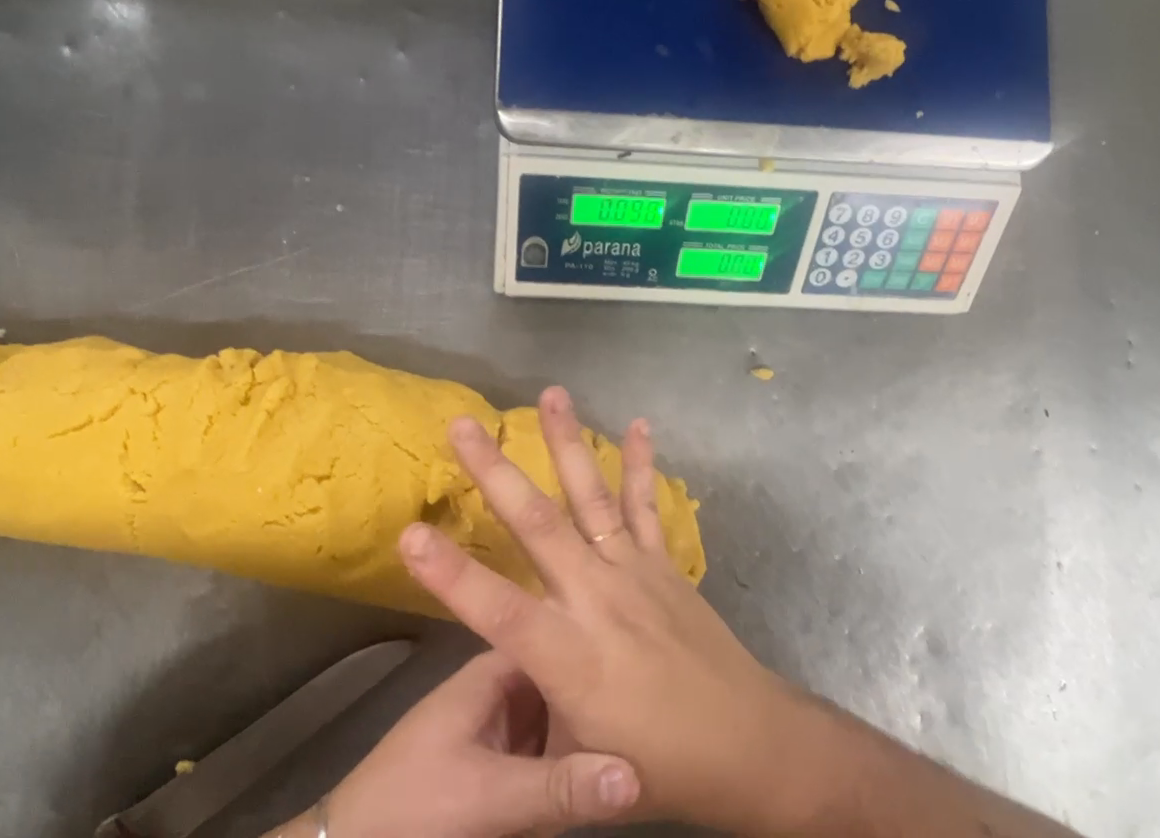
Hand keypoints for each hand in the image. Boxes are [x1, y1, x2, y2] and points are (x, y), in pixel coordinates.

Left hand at [308, 649, 639, 837]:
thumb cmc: (411, 806)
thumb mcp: (488, 794)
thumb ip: (559, 786)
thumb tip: (636, 774)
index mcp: (494, 676)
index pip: (559, 640)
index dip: (604, 648)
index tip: (656, 658)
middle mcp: (505, 697)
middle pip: (569, 687)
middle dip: (608, 699)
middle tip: (666, 710)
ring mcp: (507, 737)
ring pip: (567, 727)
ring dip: (598, 735)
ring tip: (660, 735)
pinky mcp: (508, 774)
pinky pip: (556, 762)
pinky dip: (582, 770)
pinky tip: (626, 776)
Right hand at [396, 387, 815, 832]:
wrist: (748, 744)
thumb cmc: (658, 764)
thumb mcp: (579, 763)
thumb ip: (534, 714)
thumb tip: (501, 683)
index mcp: (568, 656)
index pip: (497, 610)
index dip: (451, 575)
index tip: (410, 533)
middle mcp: (597, 600)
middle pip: (538, 527)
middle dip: (495, 474)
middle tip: (463, 426)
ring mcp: (634, 574)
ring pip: (592, 498)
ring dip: (568, 443)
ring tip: (551, 394)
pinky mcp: (664, 566)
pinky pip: (647, 508)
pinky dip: (641, 465)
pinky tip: (639, 425)